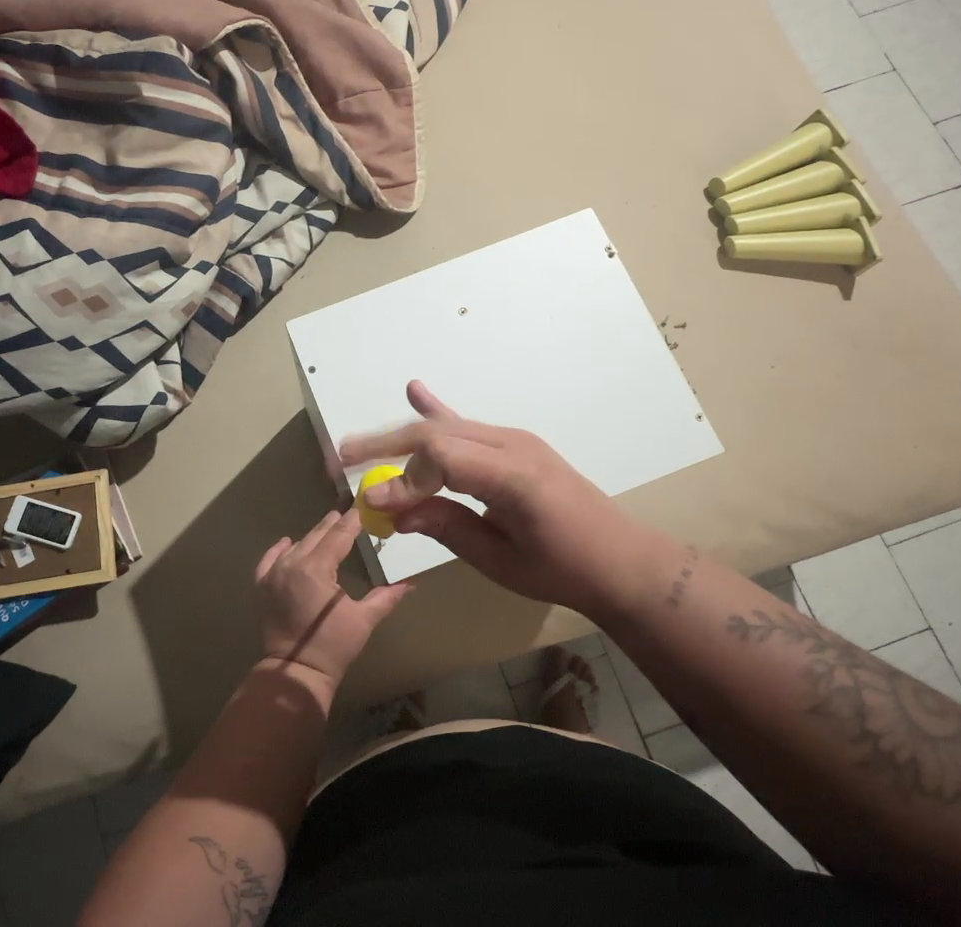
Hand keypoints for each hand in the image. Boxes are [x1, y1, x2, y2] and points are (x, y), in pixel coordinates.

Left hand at [255, 508, 415, 683]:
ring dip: (311, 538)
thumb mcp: (363, 620)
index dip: (351, 522)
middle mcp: (291, 564)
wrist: (295, 671)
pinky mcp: (261, 587)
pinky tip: (288, 542)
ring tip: (326, 530)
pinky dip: (279, 550)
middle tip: (346, 513)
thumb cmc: (333, 646)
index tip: (361, 509)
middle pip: (315, 536)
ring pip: (295, 546)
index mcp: (316, 568)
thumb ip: (386, 597)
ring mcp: (272, 574)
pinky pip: (269, 560)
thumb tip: (411, 583)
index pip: (338, 536)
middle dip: (332, 525)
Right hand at [338, 381, 663, 612]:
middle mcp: (512, 445)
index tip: (369, 501)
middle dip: (385, 446)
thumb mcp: (499, 559)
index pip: (441, 459)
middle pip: (436, 434)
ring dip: (402, 437)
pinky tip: (414, 391)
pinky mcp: (515, 445)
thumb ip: (445, 526)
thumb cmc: (562, 569)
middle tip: (341, 460)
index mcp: (513, 476)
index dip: (400, 476)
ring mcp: (515, 440)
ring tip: (358, 446)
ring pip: (446, 429)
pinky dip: (437, 414)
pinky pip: (467, 428)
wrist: (619, 559)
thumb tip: (392, 509)